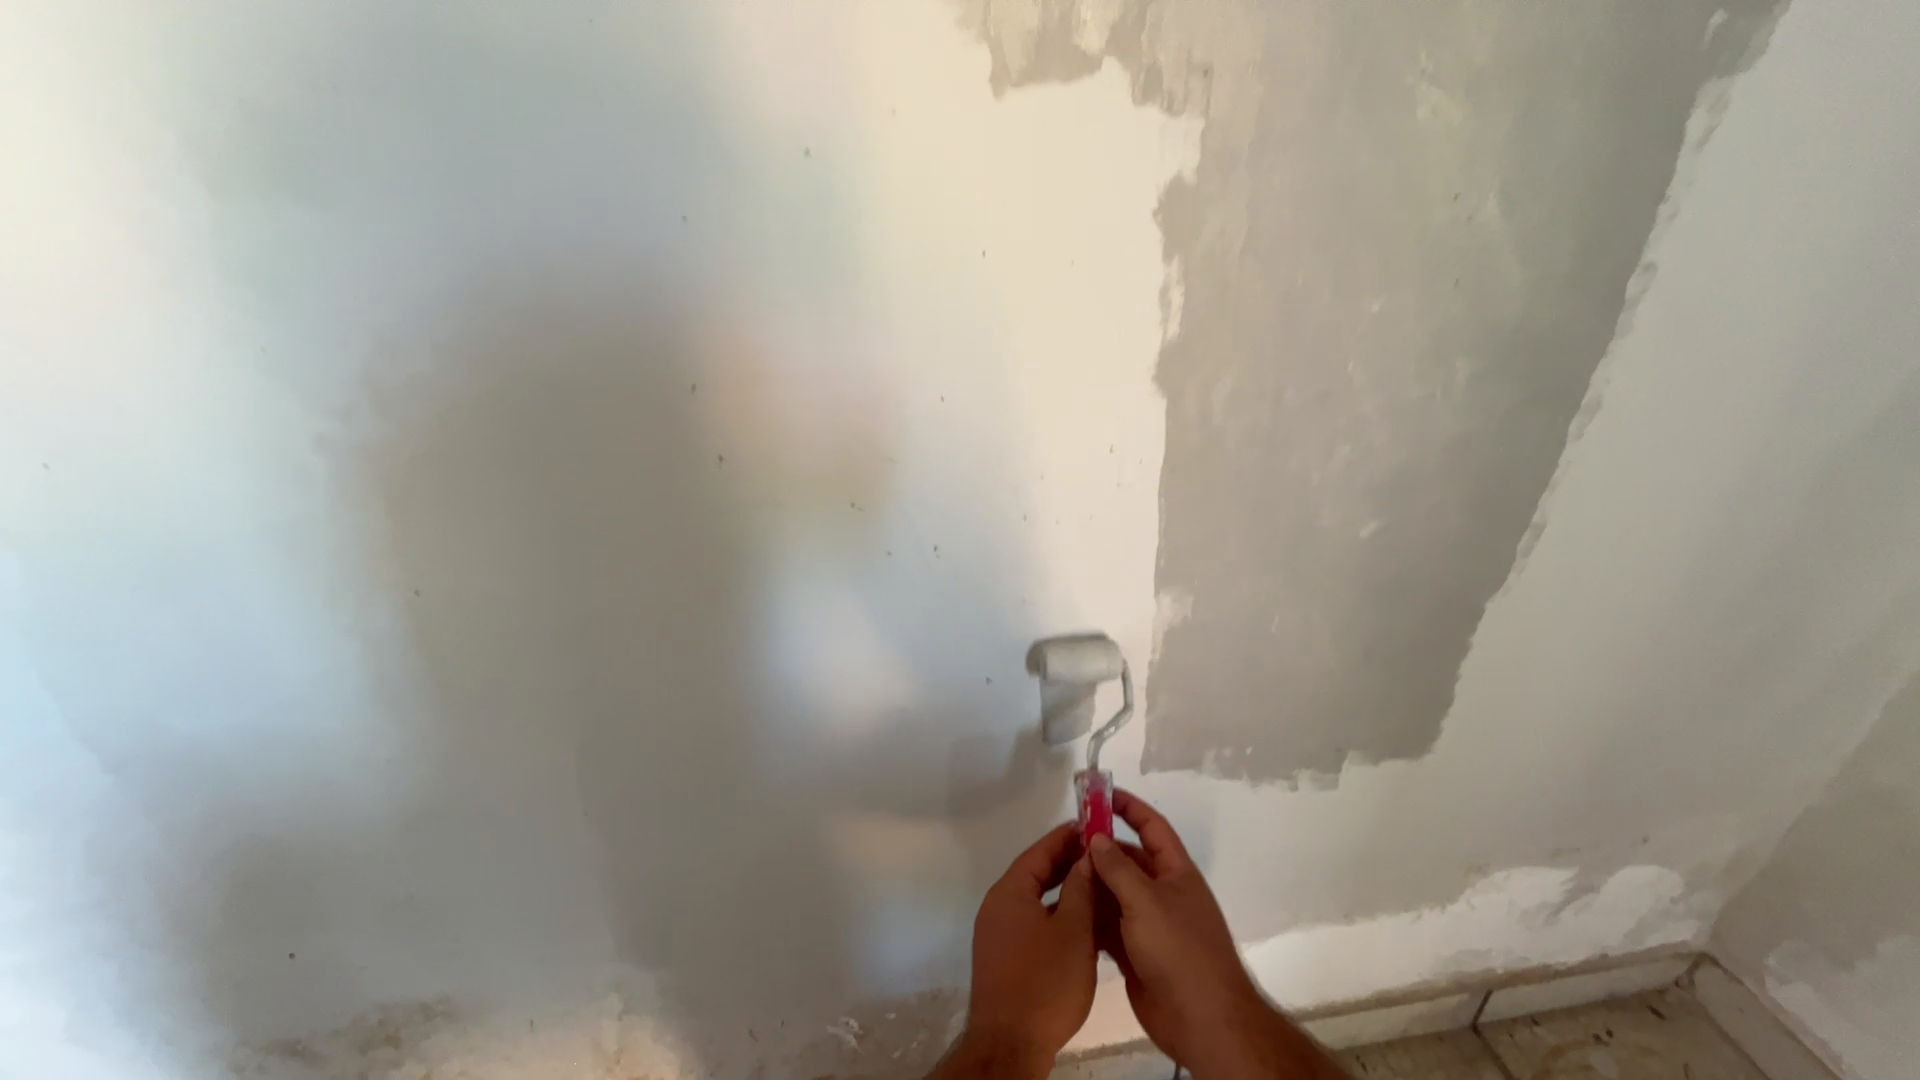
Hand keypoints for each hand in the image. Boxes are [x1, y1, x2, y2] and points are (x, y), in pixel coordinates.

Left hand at [935, 822, 1097, 1078]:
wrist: (1011, 1046)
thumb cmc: (1045, 983)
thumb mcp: (1073, 931)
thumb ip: (1081, 889)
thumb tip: (1086, 857)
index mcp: (1009, 892)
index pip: (1039, 852)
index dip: (1066, 838)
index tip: (1092, 826)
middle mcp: (998, 907)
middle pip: (1036, 875)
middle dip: (1068, 864)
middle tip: (1102, 855)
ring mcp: (999, 935)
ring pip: (1037, 902)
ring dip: (1066, 893)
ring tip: (1101, 888)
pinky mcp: (1006, 960)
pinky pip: (1034, 924)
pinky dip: (1058, 918)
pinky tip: (1085, 926)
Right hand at [1088, 791, 1343, 1079]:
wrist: (1202, 1021)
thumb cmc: (1179, 950)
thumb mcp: (1146, 901)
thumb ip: (1118, 867)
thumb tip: (1096, 837)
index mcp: (1176, 873)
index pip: (1152, 827)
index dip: (1128, 807)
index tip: (1098, 794)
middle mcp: (1163, 893)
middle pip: (1128, 861)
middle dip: (1099, 850)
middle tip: (1062, 842)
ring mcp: (1149, 925)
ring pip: (1114, 894)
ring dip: (1090, 885)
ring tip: (1056, 876)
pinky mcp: (1136, 952)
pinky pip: (1108, 925)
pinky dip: (1089, 918)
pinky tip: (1064, 912)